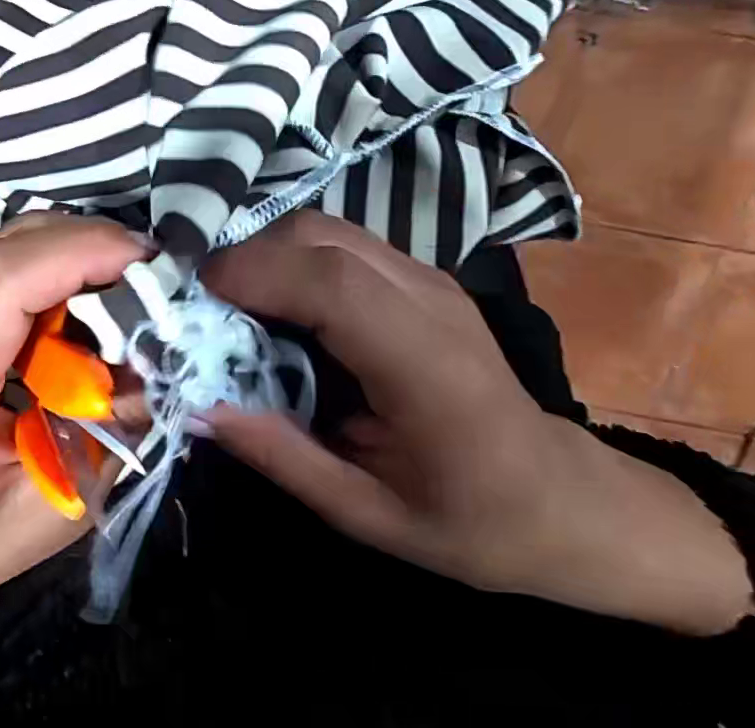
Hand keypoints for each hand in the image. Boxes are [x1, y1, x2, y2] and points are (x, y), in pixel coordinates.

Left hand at [0, 214, 148, 687]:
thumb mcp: (57, 508)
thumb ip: (112, 431)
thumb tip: (160, 356)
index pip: (0, 285)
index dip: (78, 254)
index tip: (149, 260)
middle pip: (5, 251)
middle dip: (89, 243)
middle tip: (156, 270)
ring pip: (5, 244)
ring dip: (76, 249)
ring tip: (130, 282)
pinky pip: (3, 261)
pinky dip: (57, 263)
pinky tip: (90, 293)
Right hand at [200, 211, 753, 635]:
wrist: (562, 498)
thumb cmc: (472, 523)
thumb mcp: (367, 515)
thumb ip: (282, 455)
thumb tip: (199, 406)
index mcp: (426, 366)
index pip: (334, 285)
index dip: (256, 274)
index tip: (191, 297)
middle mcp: (430, 301)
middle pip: (323, 238)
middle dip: (248, 256)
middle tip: (198, 305)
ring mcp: (430, 280)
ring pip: (329, 231)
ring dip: (268, 255)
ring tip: (228, 307)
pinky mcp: (423, 279)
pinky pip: (342, 248)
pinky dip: (293, 262)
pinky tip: (275, 307)